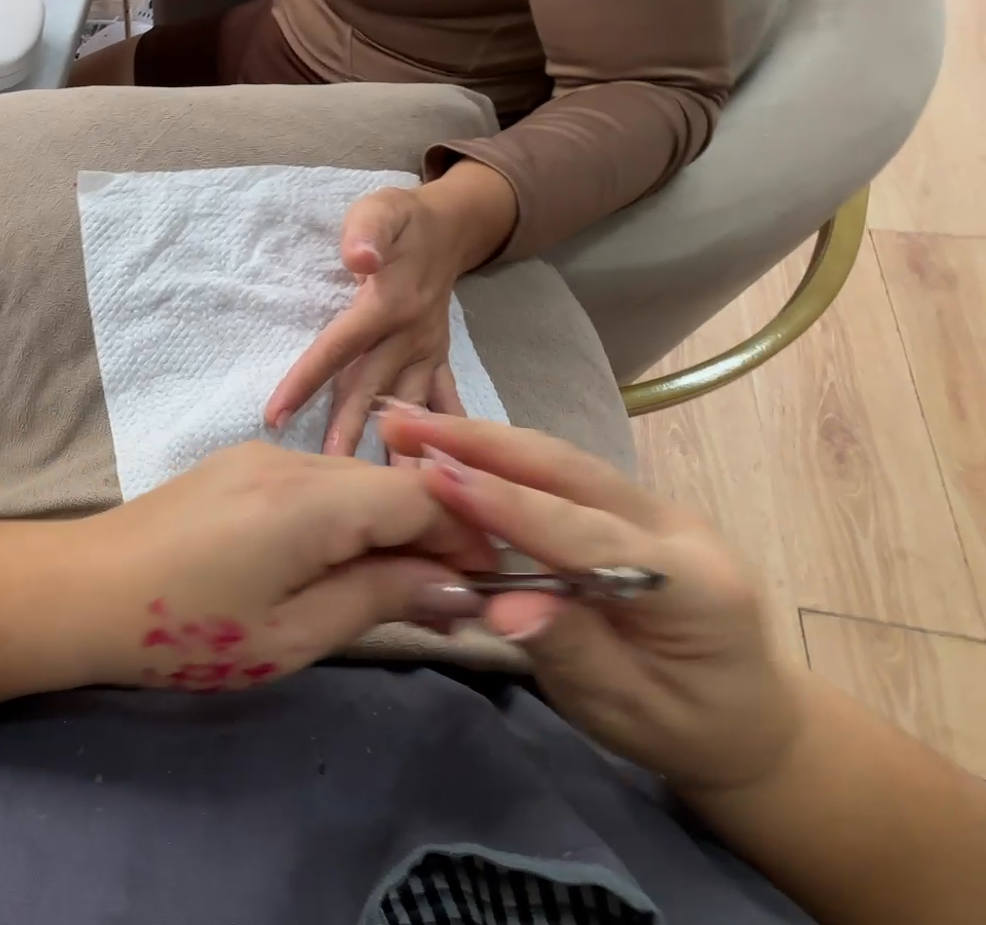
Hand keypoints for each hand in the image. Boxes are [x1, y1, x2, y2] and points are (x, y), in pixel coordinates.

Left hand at [74, 441, 494, 690]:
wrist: (79, 591)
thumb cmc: (182, 630)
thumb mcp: (291, 634)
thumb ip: (380, 599)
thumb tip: (462, 589)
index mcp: (310, 499)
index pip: (428, 495)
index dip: (470, 540)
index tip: (489, 594)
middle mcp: (287, 459)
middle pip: (392, 481)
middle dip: (431, 537)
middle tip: (443, 606)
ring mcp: (254, 457)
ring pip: (352, 481)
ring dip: (385, 528)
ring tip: (388, 593)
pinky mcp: (231, 467)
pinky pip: (311, 483)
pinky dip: (340, 518)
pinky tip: (332, 564)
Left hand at [265, 162, 516, 455]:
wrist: (452, 228)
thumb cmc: (402, 220)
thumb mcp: (380, 209)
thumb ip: (367, 231)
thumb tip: (357, 256)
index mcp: (385, 307)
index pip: (335, 349)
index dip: (305, 382)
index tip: (275, 417)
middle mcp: (409, 337)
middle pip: (369, 391)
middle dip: (346, 434)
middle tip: (325, 476)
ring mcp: (428, 354)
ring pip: (410, 410)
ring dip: (398, 451)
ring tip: (388, 499)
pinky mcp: (438, 362)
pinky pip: (444, 405)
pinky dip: (444, 439)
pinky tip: (441, 481)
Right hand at [379, 407, 804, 792]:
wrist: (746, 718)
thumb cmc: (682, 724)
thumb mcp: (624, 708)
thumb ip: (568, 650)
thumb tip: (501, 607)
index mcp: (690, 586)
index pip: (583, 533)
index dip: (505, 503)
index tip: (434, 475)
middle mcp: (673, 528)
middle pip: (567, 469)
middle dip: (478, 441)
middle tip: (400, 422)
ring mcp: (650, 509)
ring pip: (556, 458)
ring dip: (478, 437)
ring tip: (408, 422)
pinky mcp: (623, 506)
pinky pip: (552, 470)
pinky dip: (493, 453)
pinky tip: (446, 442)